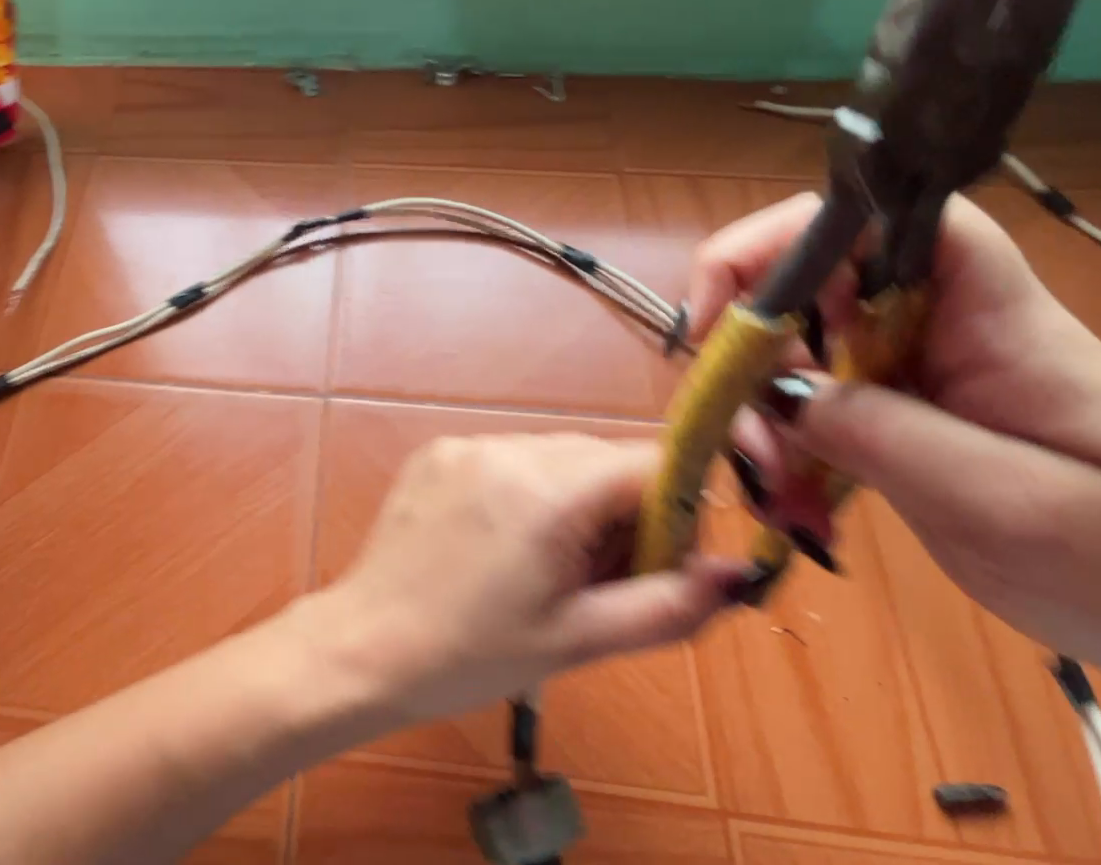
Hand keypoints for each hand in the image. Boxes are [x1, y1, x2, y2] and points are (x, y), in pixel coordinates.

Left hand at [309, 435, 741, 722]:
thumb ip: (670, 604)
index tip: (651, 565)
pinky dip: (525, 491)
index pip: (652, 463)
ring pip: (557, 457)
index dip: (673, 514)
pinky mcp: (436, 453)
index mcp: (547, 491)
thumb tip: (735, 572)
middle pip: (603, 458)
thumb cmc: (471, 655)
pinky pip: (509, 459)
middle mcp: (506, 448)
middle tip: (592, 579)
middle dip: (620, 512)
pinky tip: (498, 545)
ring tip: (539, 566)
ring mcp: (465, 445)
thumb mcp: (580, 640)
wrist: (365, 647)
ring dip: (572, 501)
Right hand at [691, 192, 1100, 731]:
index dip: (781, 243)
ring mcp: (912, 376)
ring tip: (774, 497)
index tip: (720, 322)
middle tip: (745, 445)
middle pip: (809, 289)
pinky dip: (780, 454)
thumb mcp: (1010, 504)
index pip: (878, 222)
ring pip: (794, 357)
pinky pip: (808, 413)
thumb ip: (883, 436)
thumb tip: (773, 391)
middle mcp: (939, 328)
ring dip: (757, 419)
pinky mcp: (895, 422)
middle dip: (749, 358)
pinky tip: (792, 507)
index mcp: (988, 318)